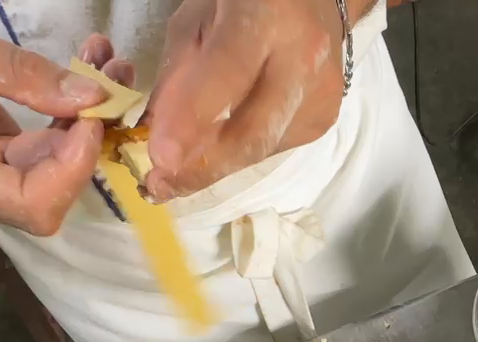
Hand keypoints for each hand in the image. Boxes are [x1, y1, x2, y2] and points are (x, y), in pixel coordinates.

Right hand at [0, 0, 110, 233]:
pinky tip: (85, 76)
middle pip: (52, 193)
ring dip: (86, 123)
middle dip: (88, 140)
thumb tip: (92, 96)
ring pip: (54, 172)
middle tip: (113, 78)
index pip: (35, 204)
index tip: (91, 114)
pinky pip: (42, 154)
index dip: (73, 168)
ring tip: (106, 67)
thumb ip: (25, 76)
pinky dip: (67, 119)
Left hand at [141, 0, 347, 200]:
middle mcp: (303, 58)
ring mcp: (319, 97)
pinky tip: (223, 141)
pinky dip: (239, 152)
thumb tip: (154, 133)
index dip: (194, 119)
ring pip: (260, 149)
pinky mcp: (322, 122)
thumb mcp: (199, 17)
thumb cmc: (248, 0)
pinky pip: (272, 148)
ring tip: (180, 170)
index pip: (228, 74)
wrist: (316, 0)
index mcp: (269, 13)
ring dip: (216, 164)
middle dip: (202, 167)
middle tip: (161, 188)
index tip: (161, 159)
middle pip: (252, 132)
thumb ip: (178, 72)